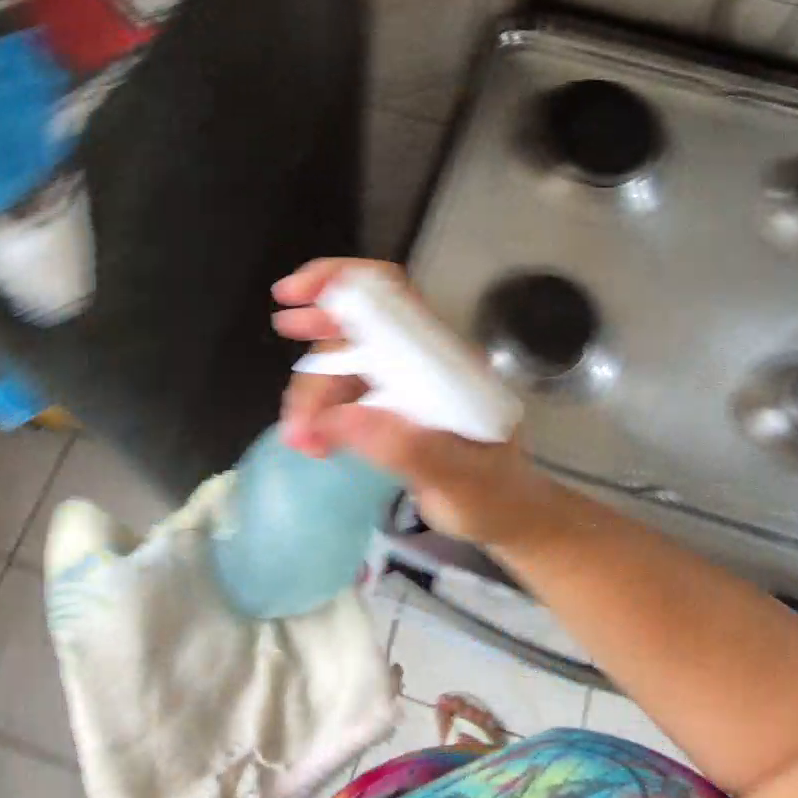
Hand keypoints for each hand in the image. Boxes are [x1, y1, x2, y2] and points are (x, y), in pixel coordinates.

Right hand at [272, 258, 570, 544]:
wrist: (505, 516)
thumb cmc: (493, 493)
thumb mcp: (460, 478)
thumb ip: (408, 447)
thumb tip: (339, 418)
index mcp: (442, 359)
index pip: (393, 296)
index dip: (343, 281)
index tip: (298, 293)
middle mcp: (418, 360)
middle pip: (354, 328)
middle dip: (313, 348)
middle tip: (291, 397)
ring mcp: (400, 383)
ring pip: (338, 366)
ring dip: (309, 397)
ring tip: (301, 441)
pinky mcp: (385, 408)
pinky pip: (338, 397)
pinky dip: (316, 416)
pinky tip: (311, 443)